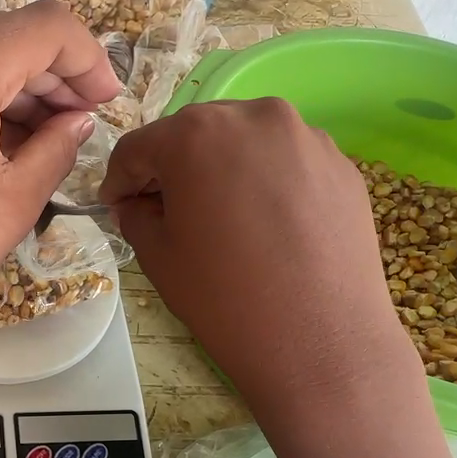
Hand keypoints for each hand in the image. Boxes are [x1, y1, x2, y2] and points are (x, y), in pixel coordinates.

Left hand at [0, 1, 120, 357]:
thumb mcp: (13, 203)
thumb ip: (57, 147)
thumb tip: (76, 120)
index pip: (47, 26)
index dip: (88, 59)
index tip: (106, 102)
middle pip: (7, 31)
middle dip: (52, 73)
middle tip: (76, 125)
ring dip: (14, 83)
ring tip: (39, 139)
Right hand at [100, 99, 417, 423]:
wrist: (320, 340)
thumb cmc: (224, 297)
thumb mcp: (158, 257)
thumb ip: (135, 216)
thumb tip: (136, 204)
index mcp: (195, 135)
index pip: (138, 147)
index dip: (119, 180)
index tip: (116, 208)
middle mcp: (252, 117)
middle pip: (193, 134)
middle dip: (171, 169)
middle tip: (165, 213)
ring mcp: (305, 135)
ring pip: (243, 142)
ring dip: (220, 170)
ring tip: (220, 220)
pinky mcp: (340, 162)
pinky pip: (284, 160)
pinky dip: (264, 181)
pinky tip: (264, 227)